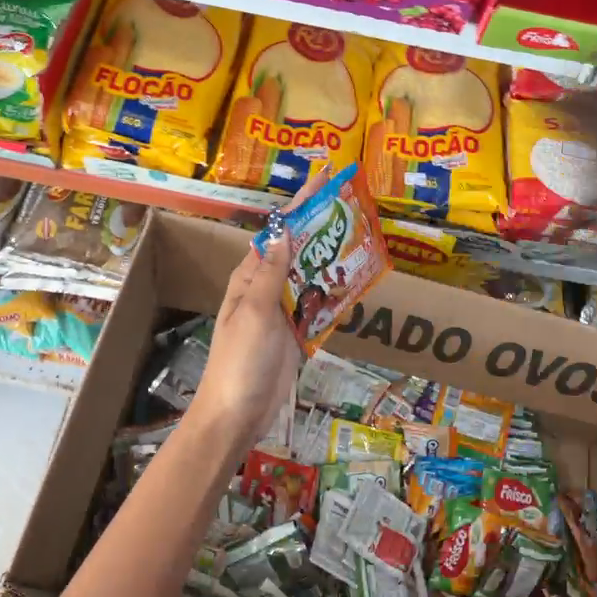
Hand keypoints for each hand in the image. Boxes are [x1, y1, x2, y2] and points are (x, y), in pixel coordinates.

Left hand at [186, 168, 329, 451]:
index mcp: (250, 277)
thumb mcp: (255, 312)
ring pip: (309, 277)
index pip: (278, 232)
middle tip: (352, 206)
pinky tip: (355, 282)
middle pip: (296, 250)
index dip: (299, 206)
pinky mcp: (295, 336)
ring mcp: (280, 313)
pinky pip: (317, 307)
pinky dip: (333, 294)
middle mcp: (265, 288)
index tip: (322, 180)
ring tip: (360, 236)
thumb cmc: (240, 360)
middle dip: (320, 227)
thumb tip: (284, 230)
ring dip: (329, 259)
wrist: (236, 416)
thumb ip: (271, 273)